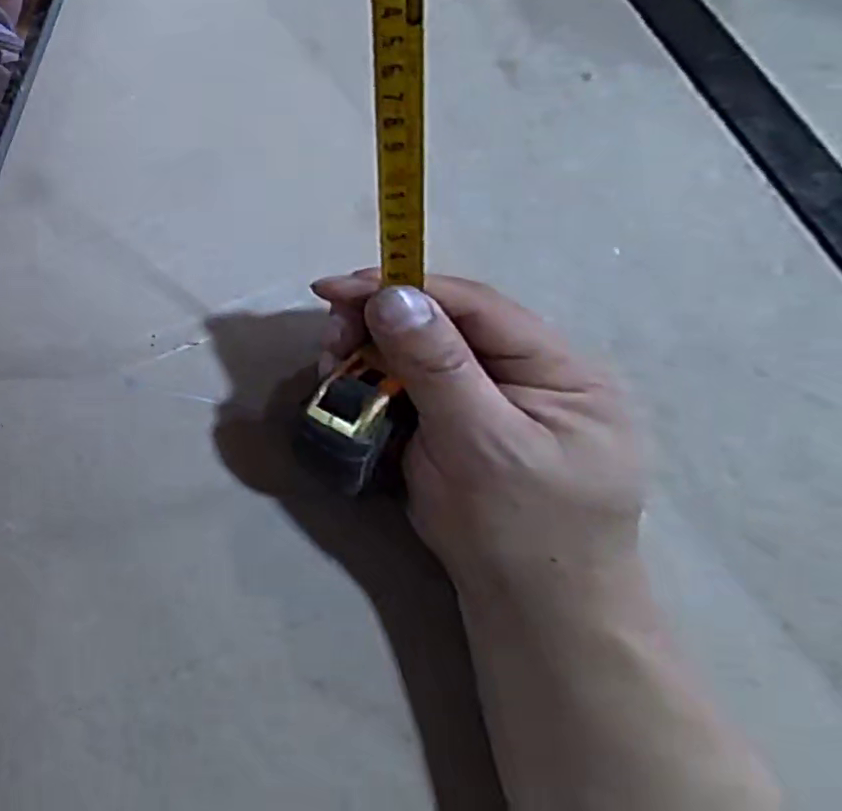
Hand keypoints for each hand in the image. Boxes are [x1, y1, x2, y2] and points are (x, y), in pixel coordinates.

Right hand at [311, 271, 645, 599]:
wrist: (526, 600)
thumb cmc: (519, 523)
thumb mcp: (481, 441)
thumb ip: (438, 365)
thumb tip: (392, 296)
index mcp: (559, 370)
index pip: (475, 306)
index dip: (403, 286)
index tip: (334, 288)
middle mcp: (523, 371)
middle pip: (439, 320)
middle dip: (375, 320)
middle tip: (327, 336)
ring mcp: (484, 393)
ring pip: (412, 346)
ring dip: (364, 347)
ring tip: (331, 364)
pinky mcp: (449, 414)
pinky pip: (401, 376)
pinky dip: (366, 373)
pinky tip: (344, 382)